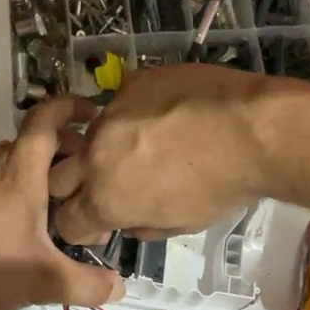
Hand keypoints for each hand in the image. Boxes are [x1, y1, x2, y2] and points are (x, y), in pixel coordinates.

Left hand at [0, 97, 123, 309]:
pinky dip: (10, 185)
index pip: (46, 119)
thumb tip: (121, 287)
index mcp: (19, 172)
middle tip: (85, 175)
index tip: (93, 112)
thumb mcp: (45, 280)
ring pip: (8, 160)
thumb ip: (88, 284)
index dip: (71, 106)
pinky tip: (16, 220)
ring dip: (35, 169)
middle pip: (32, 141)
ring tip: (56, 200)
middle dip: (62, 148)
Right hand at [51, 65, 304, 243]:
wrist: (253, 129)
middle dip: (74, 186)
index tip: (100, 222)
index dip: (80, 226)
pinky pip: (117, 102)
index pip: (65, 220)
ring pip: (87, 135)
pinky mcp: (130, 83)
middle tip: (107, 183)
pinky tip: (162, 114)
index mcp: (105, 199)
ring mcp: (109, 114)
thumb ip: (143, 225)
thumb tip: (129, 221)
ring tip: (139, 144)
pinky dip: (132, 114)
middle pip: (56, 176)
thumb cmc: (222, 187)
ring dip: (103, 146)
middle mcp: (94, 156)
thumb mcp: (182, 223)